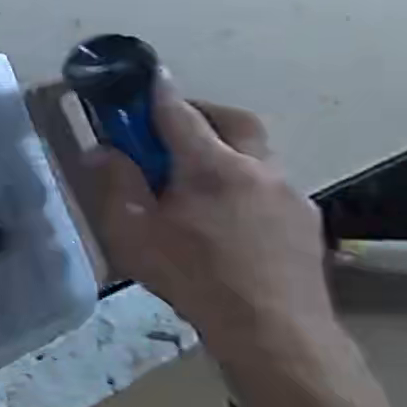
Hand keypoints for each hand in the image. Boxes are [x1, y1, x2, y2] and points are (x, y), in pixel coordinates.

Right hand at [84, 78, 332, 356]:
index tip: (147, 75)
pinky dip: (243, 183)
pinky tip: (227, 217)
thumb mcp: (133, 232)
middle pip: (233, 120)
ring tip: (195, 179)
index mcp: (211, 166)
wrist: (273, 332)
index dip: (158, 92)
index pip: (179, 113)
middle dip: (201, 113)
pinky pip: (269, 185)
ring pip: (255, 153)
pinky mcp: (305, 221)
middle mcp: (257, 168)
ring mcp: (289, 194)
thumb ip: (115, 184)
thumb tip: (101, 149)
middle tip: (172, 128)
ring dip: (225, 150)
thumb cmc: (193, 277)